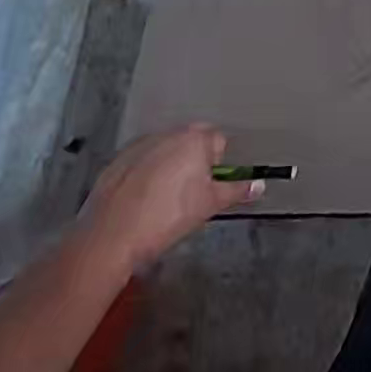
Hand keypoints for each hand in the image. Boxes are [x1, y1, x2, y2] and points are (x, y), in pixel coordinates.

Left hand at [79, 124, 263, 269]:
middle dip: (195, 159)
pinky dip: (145, 172)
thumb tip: (259, 185)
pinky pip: (141, 159)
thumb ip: (237, 190)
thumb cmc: (168, 217)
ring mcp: (141, 144)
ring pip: (166, 148)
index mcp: (196, 139)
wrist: (110, 238)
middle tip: (189, 191)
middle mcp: (169, 133)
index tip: (208, 186)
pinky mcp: (117, 159)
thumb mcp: (209, 205)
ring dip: (170, 163)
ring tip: (162, 197)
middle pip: (192, 140)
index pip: (218, 141)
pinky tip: (140, 198)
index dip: (217, 164)